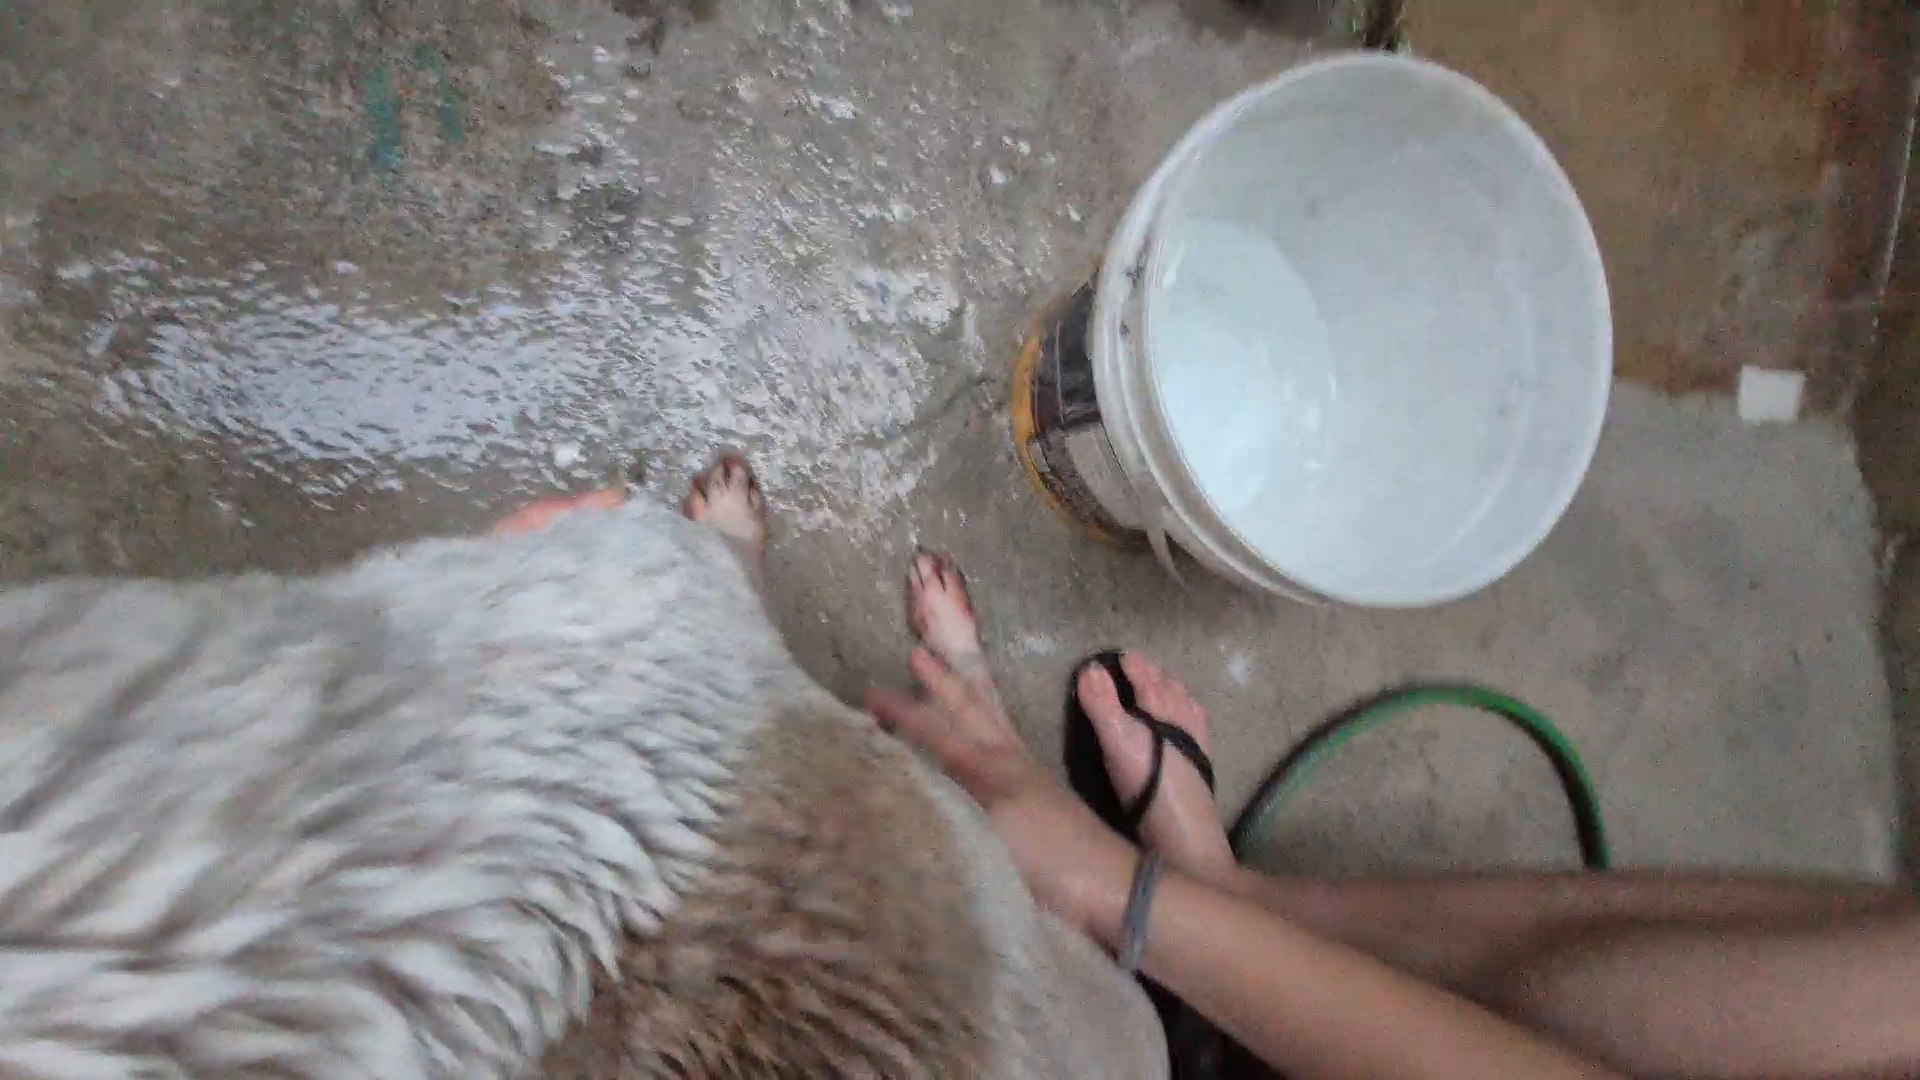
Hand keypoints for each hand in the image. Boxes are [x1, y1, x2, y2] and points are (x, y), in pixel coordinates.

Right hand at [867, 648, 1135, 940]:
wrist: (1113, 885)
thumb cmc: (1050, 861)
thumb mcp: (995, 832)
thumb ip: (953, 807)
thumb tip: (911, 787)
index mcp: (993, 767)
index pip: (937, 731)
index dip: (903, 713)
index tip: (869, 691)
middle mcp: (1008, 762)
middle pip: (969, 711)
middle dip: (942, 683)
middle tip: (919, 653)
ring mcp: (1026, 775)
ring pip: (990, 721)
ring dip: (966, 697)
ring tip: (954, 678)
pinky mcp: (1039, 793)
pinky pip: (1004, 743)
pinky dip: (987, 727)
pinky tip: (985, 737)